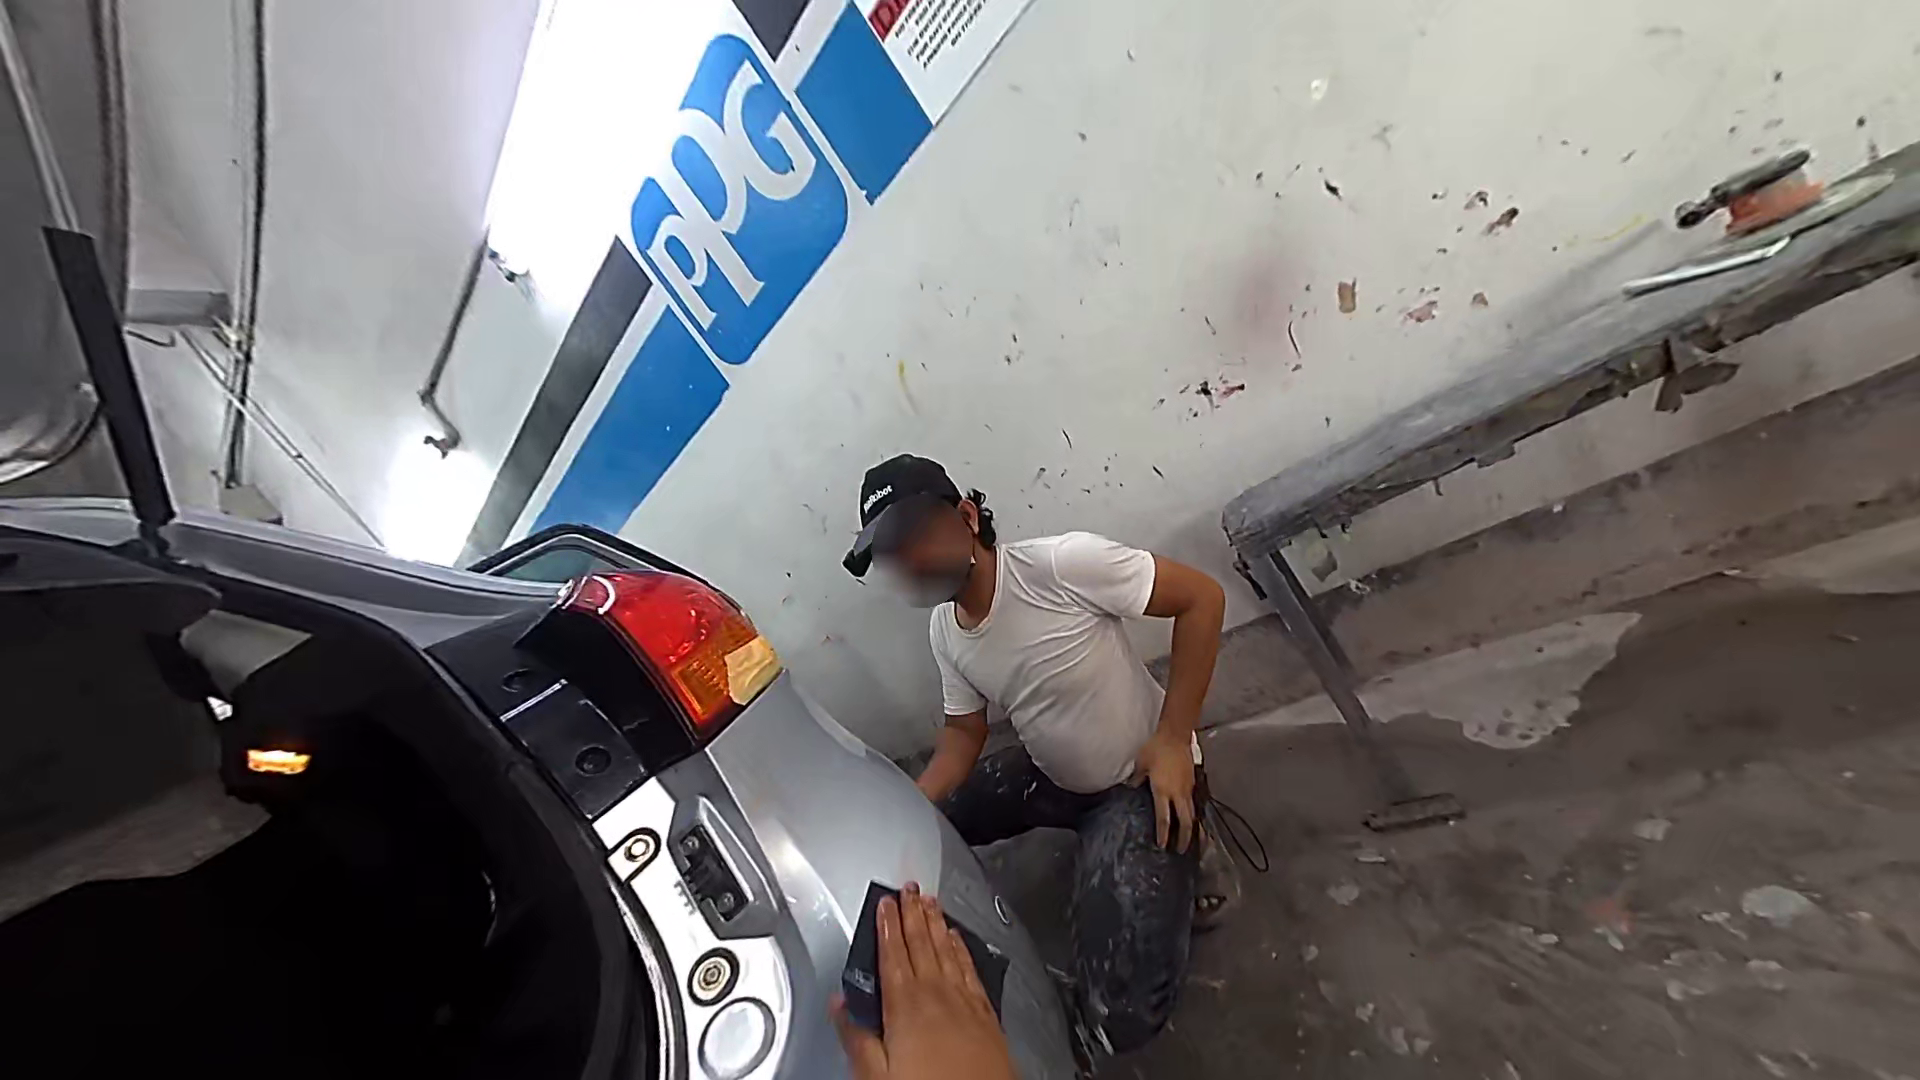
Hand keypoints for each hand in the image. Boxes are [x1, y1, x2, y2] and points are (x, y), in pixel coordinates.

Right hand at [832, 883, 1015, 1079]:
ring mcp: (962, 997)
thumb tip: (838, 1004)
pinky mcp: (983, 1009)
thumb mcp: (876, 1077)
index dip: (887, 924)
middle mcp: (935, 992)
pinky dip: (960, 946)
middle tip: (908, 888)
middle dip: (912, 911)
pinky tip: (957, 935)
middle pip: (920, 941)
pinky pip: (968, 965)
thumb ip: (856, 1037)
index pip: (892, 953)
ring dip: (935, 920)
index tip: (885, 902)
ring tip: (930, 899)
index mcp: (905, 1004)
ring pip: (945, 946)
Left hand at [1135, 729, 1196, 851]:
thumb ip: (1137, 778)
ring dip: (1192, 829)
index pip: (1164, 818)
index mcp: (1162, 790)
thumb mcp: (1141, 763)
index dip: (1163, 833)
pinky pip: (1193, 803)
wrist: (1174, 736)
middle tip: (1180, 850)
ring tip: (1191, 841)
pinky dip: (1193, 815)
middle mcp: (1177, 794)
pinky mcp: (1193, 783)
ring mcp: (1187, 789)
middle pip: (1185, 822)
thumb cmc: (1155, 749)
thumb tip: (1131, 788)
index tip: (1163, 845)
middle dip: (1184, 838)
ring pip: (1193, 814)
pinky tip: (1191, 819)